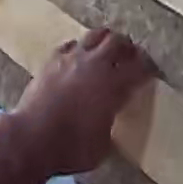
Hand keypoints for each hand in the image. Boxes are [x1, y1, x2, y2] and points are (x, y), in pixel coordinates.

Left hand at [3, 28, 154, 175]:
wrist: (31, 138)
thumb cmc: (70, 148)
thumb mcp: (102, 146)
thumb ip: (110, 123)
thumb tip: (110, 117)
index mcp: (114, 85)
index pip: (139, 67)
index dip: (148, 68)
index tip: (151, 71)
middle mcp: (97, 64)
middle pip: (119, 41)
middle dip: (128, 47)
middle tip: (130, 55)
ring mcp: (74, 58)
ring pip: (96, 34)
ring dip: (105, 40)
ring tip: (106, 48)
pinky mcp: (53, 59)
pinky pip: (71, 44)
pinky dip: (79, 48)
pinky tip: (78, 57)